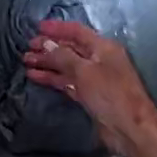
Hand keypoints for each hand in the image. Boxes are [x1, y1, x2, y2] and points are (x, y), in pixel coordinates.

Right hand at [21, 20, 156, 153]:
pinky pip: (66, 81)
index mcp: (103, 48)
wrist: (130, 129)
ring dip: (47, 63)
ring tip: (27, 61)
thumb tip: (45, 43)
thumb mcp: (85, 71)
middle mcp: (99, 60)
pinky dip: (52, 78)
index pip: (76, 31)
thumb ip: (63, 56)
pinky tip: (35, 76)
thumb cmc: (111, 95)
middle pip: (70, 48)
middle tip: (28, 47)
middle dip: (48, 47)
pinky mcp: (89, 95)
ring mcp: (94, 78)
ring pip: (66, 66)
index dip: (57, 28)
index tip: (37, 27)